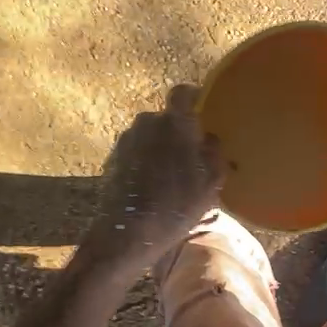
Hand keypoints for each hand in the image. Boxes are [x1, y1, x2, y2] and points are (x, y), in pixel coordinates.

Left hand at [82, 85, 222, 273]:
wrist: (128, 232)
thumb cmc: (177, 205)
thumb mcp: (211, 182)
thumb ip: (214, 152)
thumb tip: (209, 138)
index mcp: (174, 123)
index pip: (183, 93)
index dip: (193, 97)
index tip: (202, 109)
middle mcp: (147, 123)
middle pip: (166, 119)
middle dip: (178, 131)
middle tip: (190, 153)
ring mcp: (126, 140)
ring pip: (149, 135)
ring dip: (160, 147)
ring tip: (170, 174)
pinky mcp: (112, 158)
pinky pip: (136, 151)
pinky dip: (144, 161)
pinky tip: (151, 185)